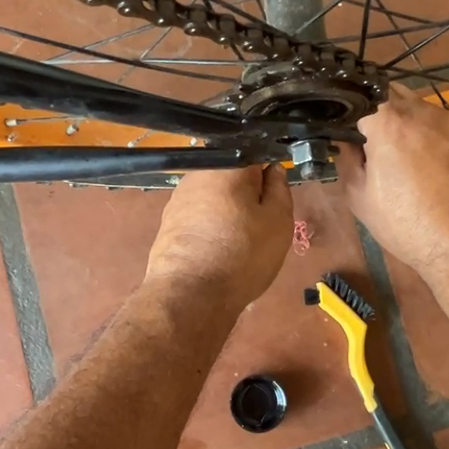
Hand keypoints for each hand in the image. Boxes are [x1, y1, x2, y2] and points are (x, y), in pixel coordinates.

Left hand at [145, 164, 294, 311]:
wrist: (191, 295)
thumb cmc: (243, 255)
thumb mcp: (278, 222)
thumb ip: (279, 189)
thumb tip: (274, 170)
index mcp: (227, 165)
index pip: (254, 152)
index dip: (268, 171)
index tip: (275, 193)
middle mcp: (198, 174)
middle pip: (230, 175)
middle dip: (246, 192)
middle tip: (260, 222)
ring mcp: (179, 198)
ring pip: (213, 196)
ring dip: (227, 210)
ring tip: (239, 240)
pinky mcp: (168, 222)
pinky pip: (197, 215)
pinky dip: (210, 226)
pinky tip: (218, 249)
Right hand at [340, 85, 448, 275]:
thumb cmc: (406, 224)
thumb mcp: (360, 198)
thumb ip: (347, 160)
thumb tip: (348, 141)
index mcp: (387, 122)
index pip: (363, 98)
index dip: (357, 116)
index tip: (357, 135)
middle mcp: (422, 110)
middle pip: (395, 97)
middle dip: (386, 117)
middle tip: (387, 150)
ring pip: (425, 111)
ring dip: (416, 127)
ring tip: (419, 162)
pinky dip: (443, 139)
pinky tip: (445, 167)